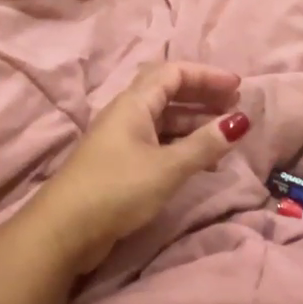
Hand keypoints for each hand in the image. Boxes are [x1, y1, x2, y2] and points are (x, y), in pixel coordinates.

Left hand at [25, 62, 249, 273]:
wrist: (64, 231)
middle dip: (203, 97)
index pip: (174, 72)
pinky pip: (158, 142)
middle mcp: (127, 113)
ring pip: (164, 119)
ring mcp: (122, 139)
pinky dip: (182, 145)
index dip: (207, 75)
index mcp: (134, 102)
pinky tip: (202, 162)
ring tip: (225, 137)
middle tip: (235, 108)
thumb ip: (204, 145)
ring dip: (195, 124)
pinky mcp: (120, 164)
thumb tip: (238, 121)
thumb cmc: (117, 188)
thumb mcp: (167, 167)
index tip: (237, 87)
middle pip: (169, 92)